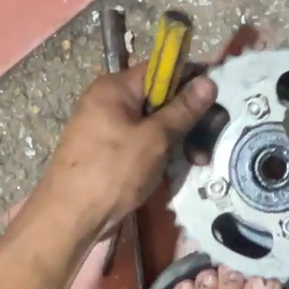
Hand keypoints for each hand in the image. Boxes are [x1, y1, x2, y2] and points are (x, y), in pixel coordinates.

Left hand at [29, 64, 215, 235]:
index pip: (160, 69)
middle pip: (158, 98)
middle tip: (212, 137)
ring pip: (153, 125)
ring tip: (198, 160)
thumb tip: (208, 81)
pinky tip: (179, 167)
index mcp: (114, 88)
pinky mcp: (110, 154)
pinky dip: (161, 153)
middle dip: (187, 117)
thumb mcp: (154, 139)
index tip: (217, 97)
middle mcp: (108, 102)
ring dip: (178, 139)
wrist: (70, 218)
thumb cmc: (112, 172)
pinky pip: (143, 144)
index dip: (190, 79)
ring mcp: (107, 129)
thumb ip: (182, 111)